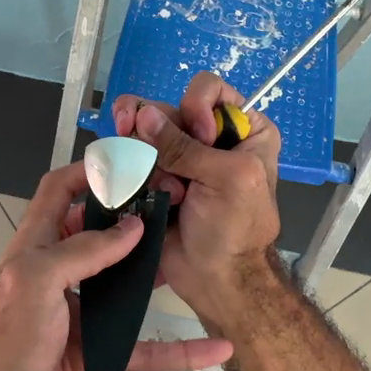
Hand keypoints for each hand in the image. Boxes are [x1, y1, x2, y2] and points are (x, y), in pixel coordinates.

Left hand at [0, 162, 233, 370]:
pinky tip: (216, 347)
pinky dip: (180, 349)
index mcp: (32, 251)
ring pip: (126, 289)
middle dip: (134, 219)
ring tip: (197, 255)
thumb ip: (81, 250)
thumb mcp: (34, 284)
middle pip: (98, 236)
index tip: (131, 162)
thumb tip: (132, 226)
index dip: (87, 172)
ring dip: (158, 275)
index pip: (57, 194)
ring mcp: (78, 319)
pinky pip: (145, 349)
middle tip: (178, 205)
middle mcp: (56, 278)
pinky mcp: (98, 359)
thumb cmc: (6, 348)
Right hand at [110, 72, 282, 323]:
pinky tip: (129, 180)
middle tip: (130, 129)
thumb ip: (185, 146)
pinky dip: (126, 164)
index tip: (199, 134)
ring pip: (144, 131)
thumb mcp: (227, 179)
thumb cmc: (236, 229)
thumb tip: (142, 114)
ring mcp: (179, 158)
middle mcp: (209, 138)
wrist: (216, 279)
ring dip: (140, 150)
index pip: (210, 92)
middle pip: (169, 109)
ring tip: (144, 174)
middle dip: (155, 127)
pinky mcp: (153, 177)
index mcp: (244, 130)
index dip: (196, 106)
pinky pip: (130, 155)